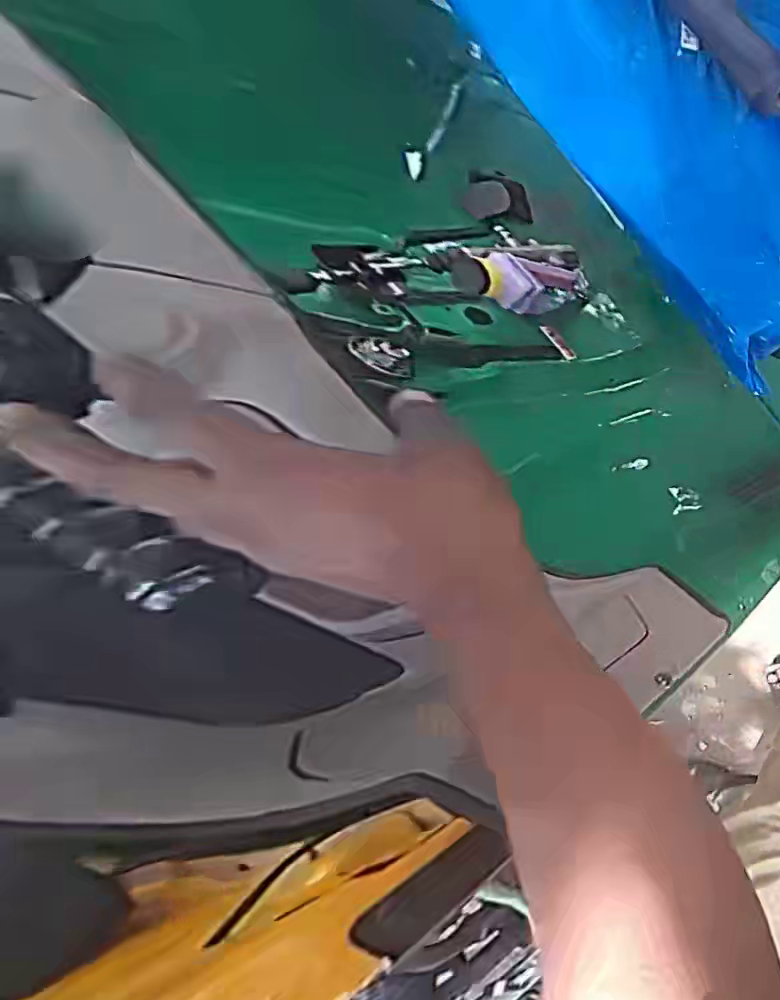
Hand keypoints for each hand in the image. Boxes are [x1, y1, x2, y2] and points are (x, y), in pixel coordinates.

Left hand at [0, 359, 541, 623]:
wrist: (467, 584)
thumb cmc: (450, 517)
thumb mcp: (445, 453)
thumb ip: (419, 421)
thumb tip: (409, 404)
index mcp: (274, 468)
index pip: (184, 419)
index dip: (142, 387)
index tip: (113, 366)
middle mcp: (248, 509)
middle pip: (132, 482)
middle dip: (67, 453)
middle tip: (25, 426)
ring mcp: (267, 545)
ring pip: (177, 515)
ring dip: (144, 489)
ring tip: (135, 470)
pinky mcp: (295, 571)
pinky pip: (230, 536)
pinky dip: (210, 516)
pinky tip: (229, 510)